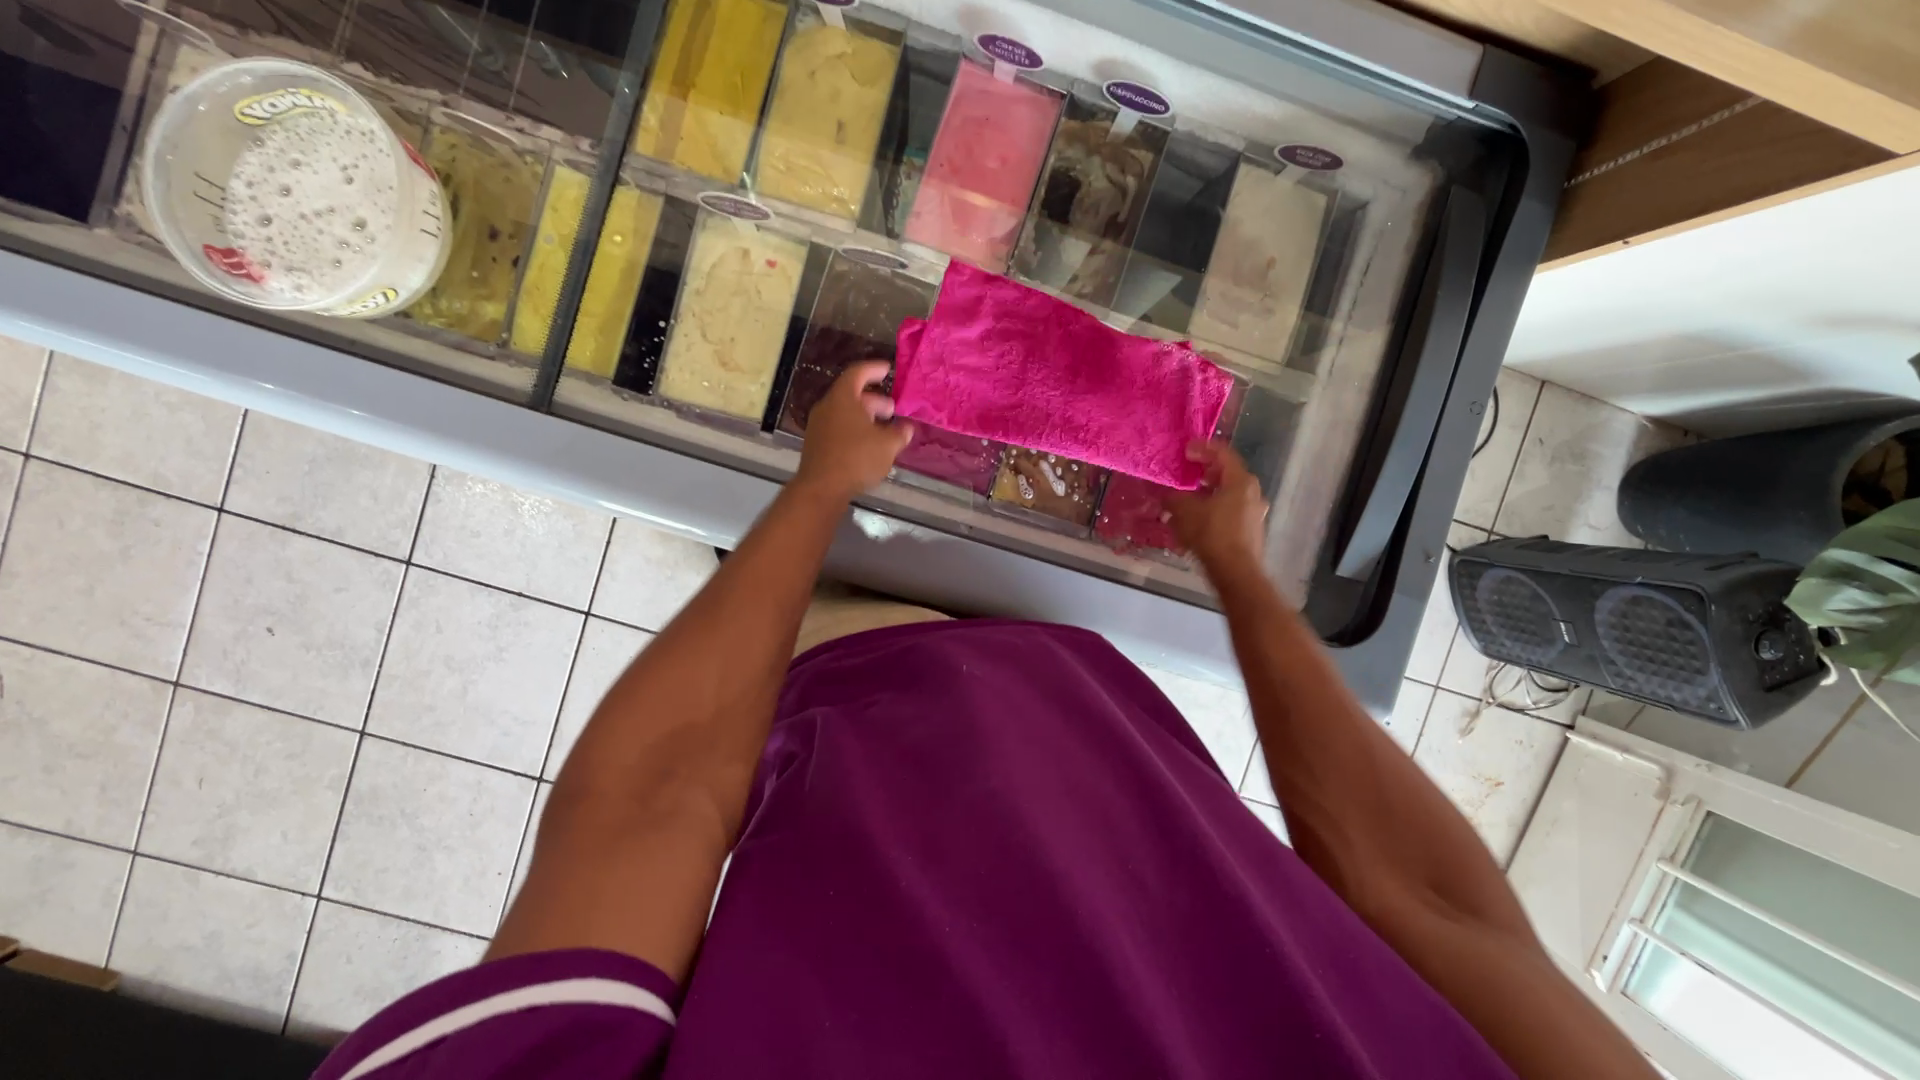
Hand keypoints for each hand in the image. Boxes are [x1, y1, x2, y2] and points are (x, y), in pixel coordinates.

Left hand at [793, 361, 914, 501]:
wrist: (821, 488)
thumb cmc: (856, 458)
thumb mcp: (887, 445)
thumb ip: (899, 433)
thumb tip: (907, 428)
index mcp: (842, 398)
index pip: (858, 373)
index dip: (874, 369)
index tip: (888, 369)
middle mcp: (827, 407)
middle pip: (851, 395)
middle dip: (874, 400)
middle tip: (892, 409)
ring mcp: (819, 426)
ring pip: (845, 414)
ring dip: (866, 418)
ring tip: (885, 430)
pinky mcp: (817, 444)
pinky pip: (839, 428)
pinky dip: (856, 430)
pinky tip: (870, 446)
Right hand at [1168, 441, 1267, 576]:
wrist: (1235, 573)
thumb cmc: (1211, 535)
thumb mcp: (1185, 511)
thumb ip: (1173, 497)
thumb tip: (1164, 493)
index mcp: (1241, 481)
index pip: (1222, 453)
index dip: (1202, 448)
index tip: (1185, 449)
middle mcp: (1253, 493)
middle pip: (1227, 474)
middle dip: (1204, 473)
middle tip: (1185, 474)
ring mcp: (1255, 513)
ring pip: (1228, 495)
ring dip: (1208, 494)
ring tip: (1186, 500)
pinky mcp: (1251, 531)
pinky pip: (1229, 512)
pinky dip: (1213, 510)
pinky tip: (1196, 521)